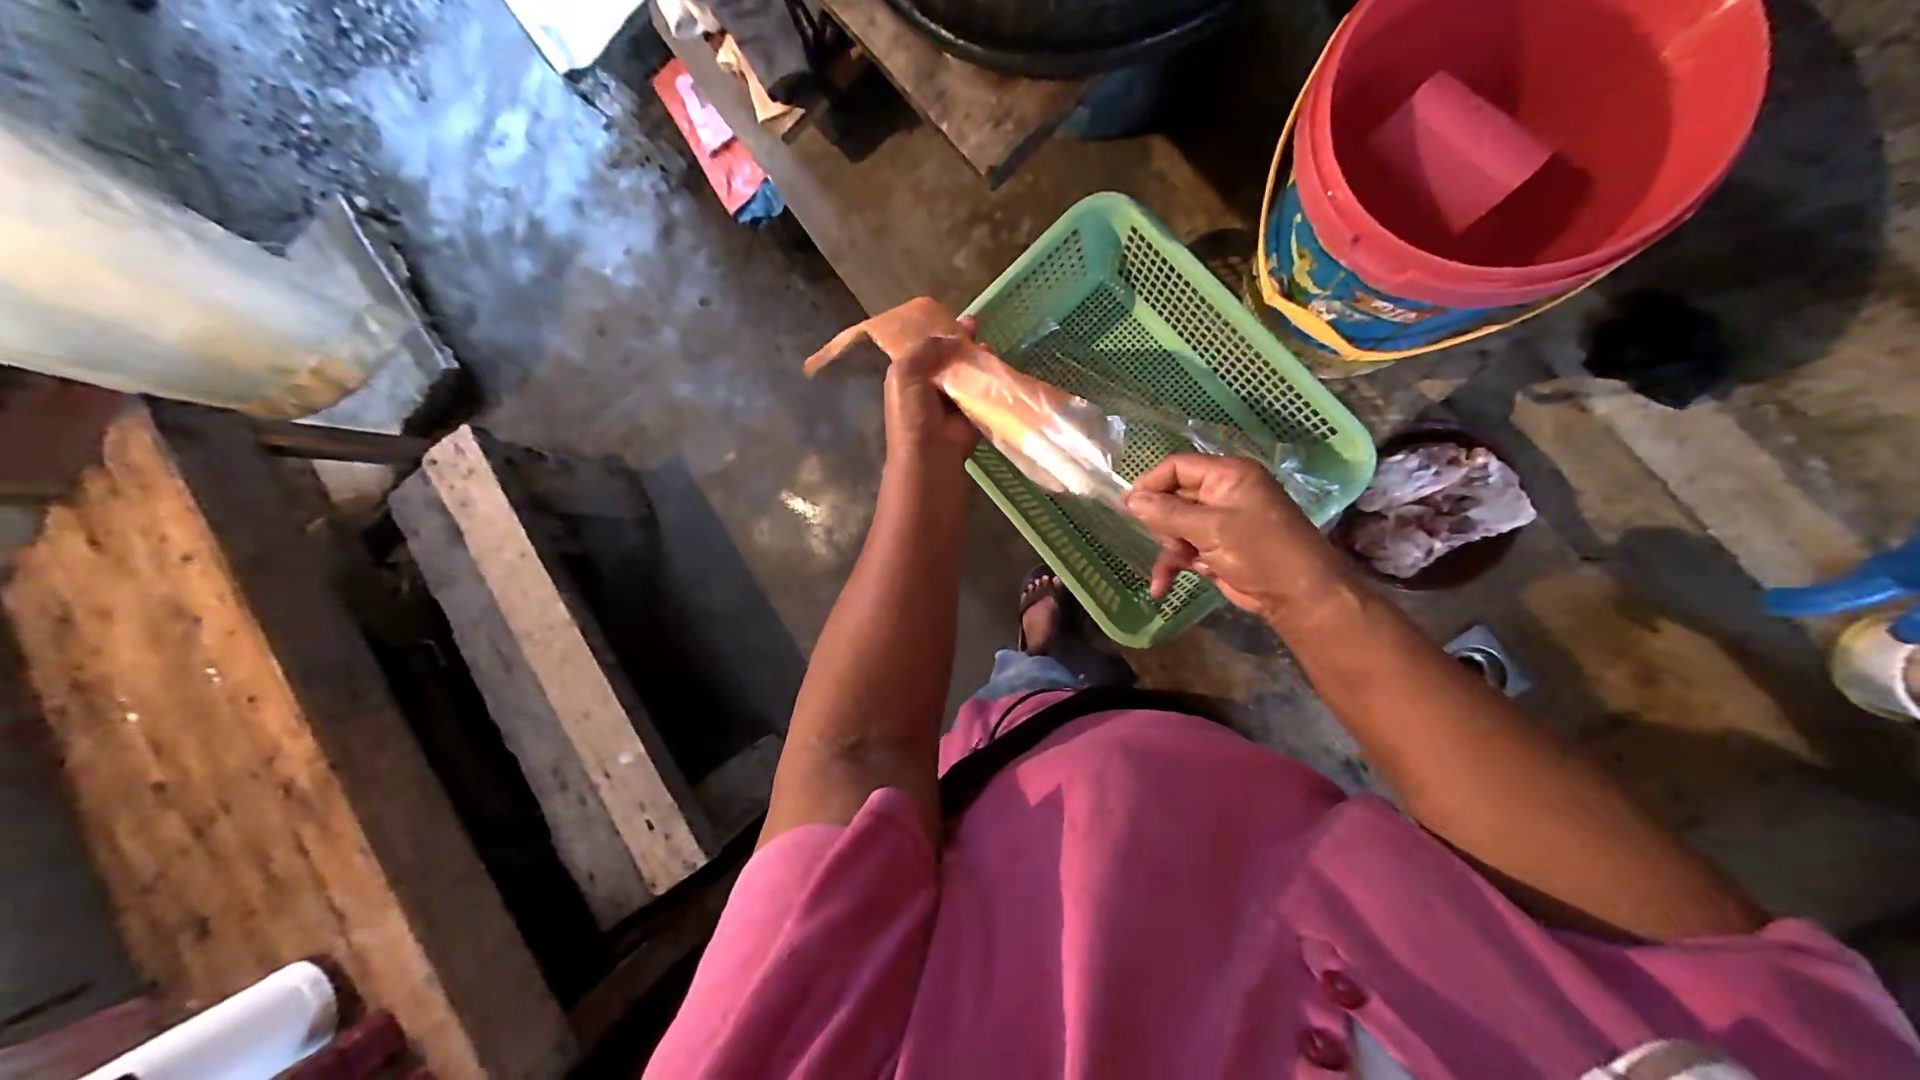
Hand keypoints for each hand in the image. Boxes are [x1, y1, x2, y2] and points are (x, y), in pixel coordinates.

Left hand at [884, 315, 979, 470]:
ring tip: (987, 346)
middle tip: (976, 326)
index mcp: (910, 377)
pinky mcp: (973, 411)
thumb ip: (927, 348)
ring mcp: (954, 400)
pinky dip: (990, 378)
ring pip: (968, 372)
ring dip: (978, 358)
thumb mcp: (906, 372)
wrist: (931, 453)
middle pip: (949, 358)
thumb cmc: (912, 413)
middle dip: (962, 342)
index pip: (926, 350)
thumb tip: (954, 337)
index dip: (940, 334)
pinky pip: (983, 390)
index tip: (957, 321)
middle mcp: (931, 386)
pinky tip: (997, 366)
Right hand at [1124, 454, 1349, 625]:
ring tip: (1182, 562)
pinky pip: (1185, 550)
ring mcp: (1221, 522)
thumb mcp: (1210, 529)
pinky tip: (1161, 588)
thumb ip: (1166, 512)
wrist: (1299, 597)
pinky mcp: (1218, 548)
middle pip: (1174, 497)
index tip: (1127, 505)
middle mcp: (1224, 493)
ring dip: (1170, 548)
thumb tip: (1130, 499)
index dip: (1150, 484)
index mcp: (1229, 475)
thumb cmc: (1260, 552)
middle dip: (1164, 522)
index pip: (1178, 467)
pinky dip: (1174, 565)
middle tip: (1169, 540)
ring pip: (1176, 527)